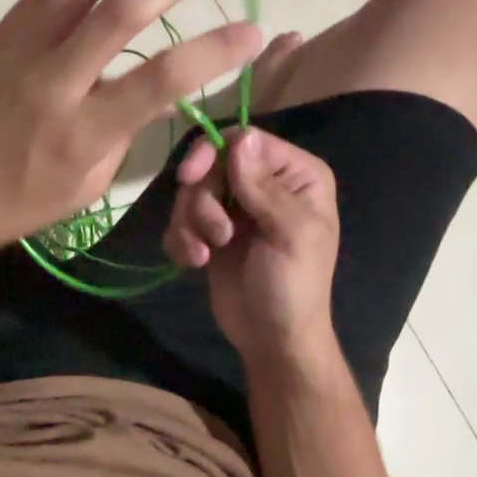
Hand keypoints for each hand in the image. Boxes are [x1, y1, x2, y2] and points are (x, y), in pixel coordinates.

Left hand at [0, 0, 262, 261]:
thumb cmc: (22, 203)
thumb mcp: (88, 185)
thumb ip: (126, 134)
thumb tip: (162, 93)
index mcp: (82, 133)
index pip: (161, 81)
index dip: (213, 51)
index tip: (251, 32)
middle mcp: (54, 83)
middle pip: (125, 10)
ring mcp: (22, 52)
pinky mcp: (1, 35)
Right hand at [162, 128, 341, 369]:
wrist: (273, 339)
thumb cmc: (293, 287)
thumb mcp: (290, 233)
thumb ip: (264, 186)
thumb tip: (240, 137)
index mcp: (296, 175)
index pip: (244, 141)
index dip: (212, 153)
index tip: (189, 178)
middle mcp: (265, 186)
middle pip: (210, 166)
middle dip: (203, 202)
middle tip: (216, 237)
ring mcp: (235, 212)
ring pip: (192, 195)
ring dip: (190, 226)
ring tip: (203, 257)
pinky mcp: (210, 238)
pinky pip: (181, 223)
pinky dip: (180, 242)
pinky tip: (192, 264)